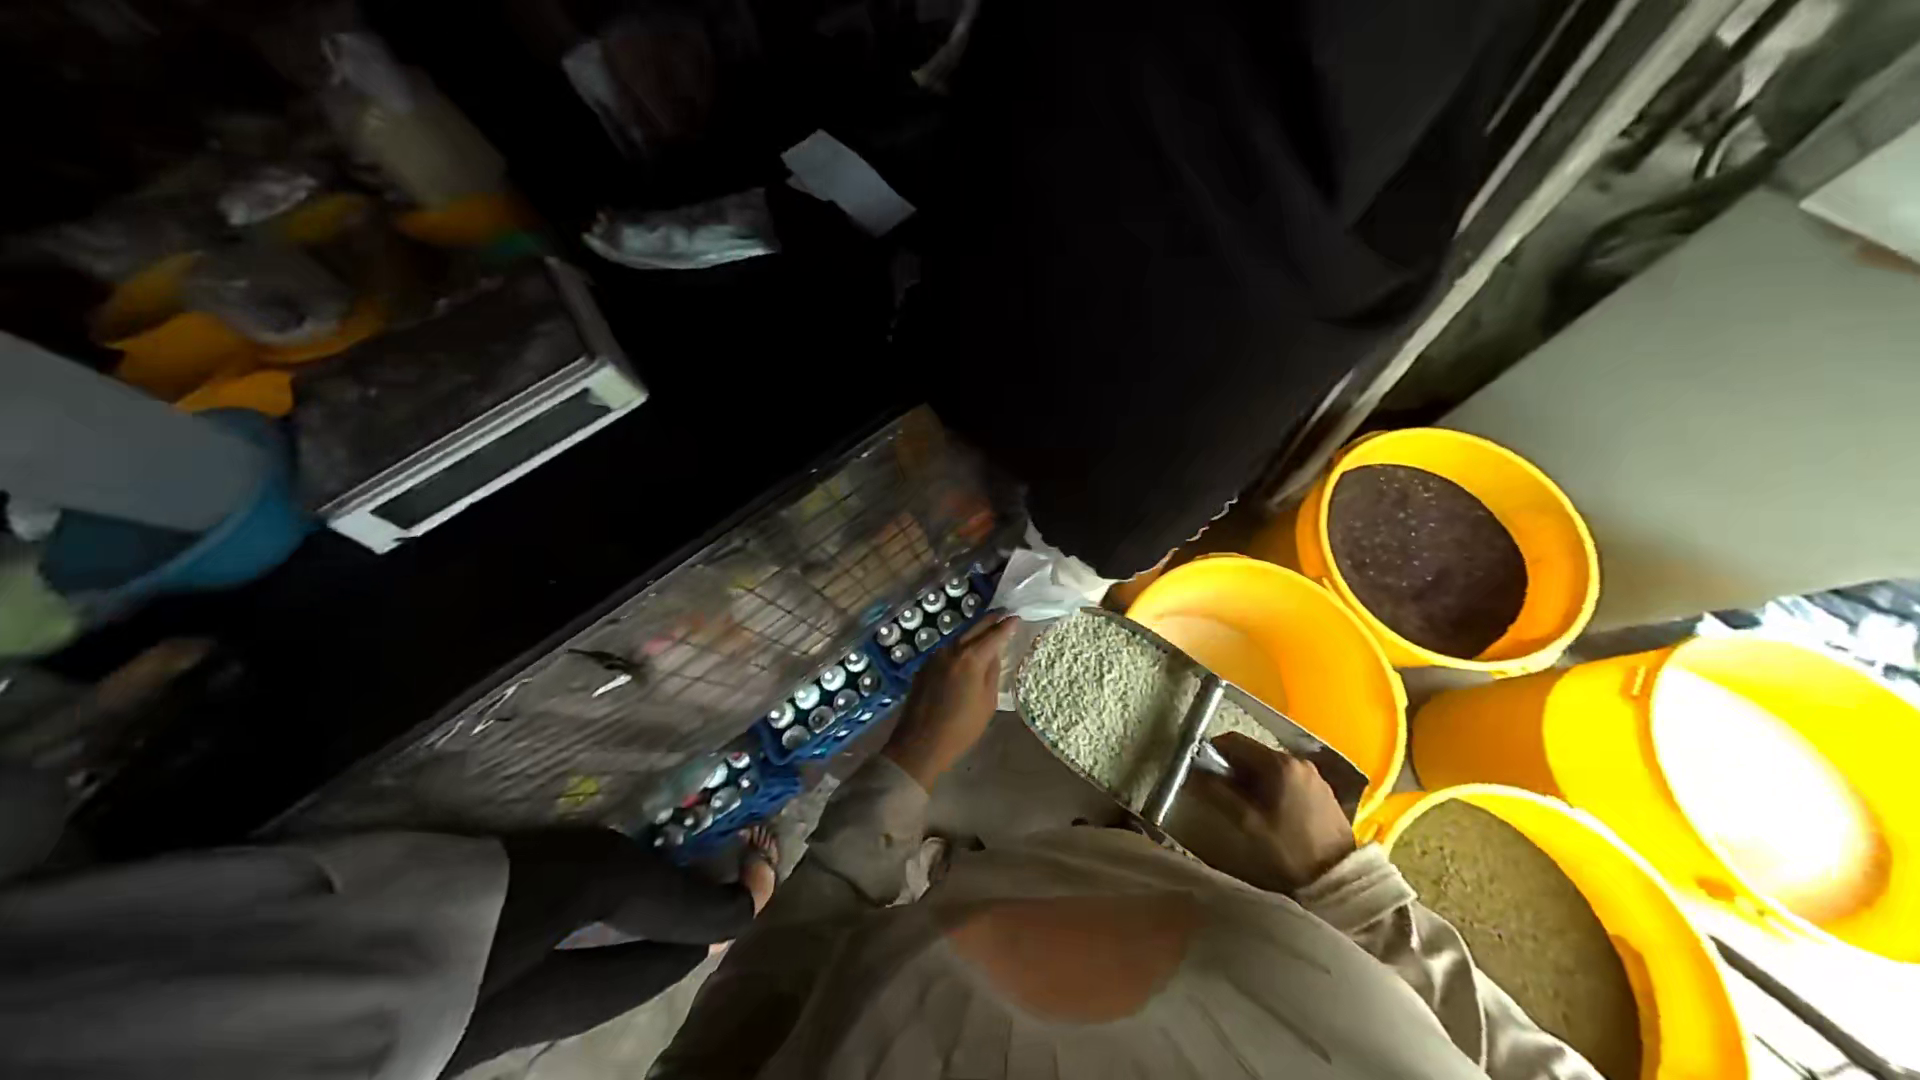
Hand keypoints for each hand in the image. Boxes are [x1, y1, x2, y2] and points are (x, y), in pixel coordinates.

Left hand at [884, 615, 1018, 790]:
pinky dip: (960, 645)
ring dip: (974, 632)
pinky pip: (948, 650)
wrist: (921, 743)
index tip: (1016, 617)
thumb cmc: (961, 728)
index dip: (1006, 626)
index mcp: (971, 659)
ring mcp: (935, 657)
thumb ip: (992, 673)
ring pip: (959, 637)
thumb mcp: (987, 702)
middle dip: (990, 621)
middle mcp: (952, 651)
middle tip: (1003, 614)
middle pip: (974, 629)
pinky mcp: (925, 666)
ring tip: (987, 629)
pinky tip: (966, 650)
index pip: (994, 635)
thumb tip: (994, 654)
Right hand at [1181, 732, 1355, 892]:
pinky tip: (1270, 809)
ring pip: (1269, 764)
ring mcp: (1313, 774)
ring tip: (1245, 804)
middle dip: (1232, 767)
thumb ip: (1217, 793)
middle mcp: (1297, 760)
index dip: (1213, 751)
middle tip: (1222, 792)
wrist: (1340, 879)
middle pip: (1253, 752)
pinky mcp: (1322, 788)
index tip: (1202, 770)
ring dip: (1252, 777)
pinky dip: (1271, 784)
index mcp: (1279, 763)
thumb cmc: (1290, 849)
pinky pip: (1286, 776)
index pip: (1234, 740)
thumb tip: (1192, 773)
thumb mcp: (1248, 823)